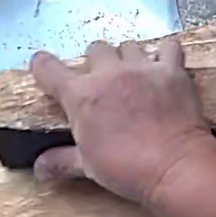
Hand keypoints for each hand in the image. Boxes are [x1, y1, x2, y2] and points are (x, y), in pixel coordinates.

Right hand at [28, 38, 215, 203]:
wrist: (175, 168)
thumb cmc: (129, 169)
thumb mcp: (89, 167)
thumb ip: (62, 160)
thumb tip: (40, 167)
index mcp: (81, 95)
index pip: (47, 67)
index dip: (44, 68)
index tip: (49, 74)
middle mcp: (109, 73)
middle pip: (96, 49)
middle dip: (98, 63)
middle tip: (107, 84)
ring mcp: (142, 69)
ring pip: (129, 46)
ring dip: (129, 58)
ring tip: (137, 77)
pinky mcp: (172, 72)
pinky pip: (170, 47)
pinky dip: (167, 54)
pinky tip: (167, 66)